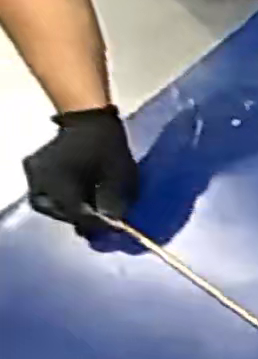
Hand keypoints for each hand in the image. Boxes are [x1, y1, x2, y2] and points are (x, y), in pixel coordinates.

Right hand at [23, 105, 136, 234]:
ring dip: (66, 212)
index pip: (71, 210)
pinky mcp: (35, 169)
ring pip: (43, 201)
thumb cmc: (110, 152)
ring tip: (92, 215)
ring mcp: (33, 172)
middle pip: (50, 208)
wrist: (91, 126)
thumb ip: (115, 201)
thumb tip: (113, 223)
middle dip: (74, 220)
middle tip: (99, 225)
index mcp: (60, 179)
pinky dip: (62, 201)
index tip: (113, 231)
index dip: (92, 224)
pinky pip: (44, 191)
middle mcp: (39, 177)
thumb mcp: (122, 179)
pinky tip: (82, 201)